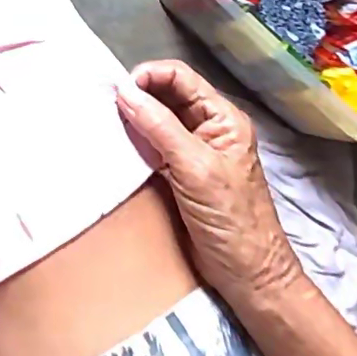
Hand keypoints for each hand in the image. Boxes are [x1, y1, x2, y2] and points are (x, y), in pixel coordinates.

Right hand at [115, 60, 302, 305]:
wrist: (249, 279)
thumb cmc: (232, 221)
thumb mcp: (195, 168)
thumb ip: (160, 127)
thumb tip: (124, 92)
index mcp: (221, 117)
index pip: (180, 77)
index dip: (149, 75)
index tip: (121, 89)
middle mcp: (207, 126)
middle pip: (166, 93)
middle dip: (138, 94)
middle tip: (108, 104)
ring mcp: (193, 149)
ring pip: (156, 117)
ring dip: (134, 116)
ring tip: (108, 119)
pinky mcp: (178, 170)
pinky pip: (151, 142)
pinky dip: (134, 139)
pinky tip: (118, 142)